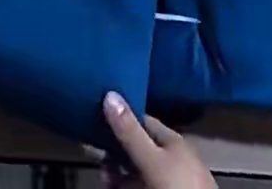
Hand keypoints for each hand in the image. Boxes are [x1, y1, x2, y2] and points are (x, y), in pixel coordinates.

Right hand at [101, 92, 216, 188]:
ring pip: (138, 172)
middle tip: (100, 162)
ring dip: (119, 175)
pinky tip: (116, 188)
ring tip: (107, 182)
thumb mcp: (152, 161)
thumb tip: (109, 93)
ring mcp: (173, 184)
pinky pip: (143, 186)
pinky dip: (128, 186)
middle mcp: (175, 160)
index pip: (142, 120)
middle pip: (138, 148)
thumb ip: (129, 130)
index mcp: (175, 143)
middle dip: (115, 154)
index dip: (120, 119)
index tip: (96, 121)